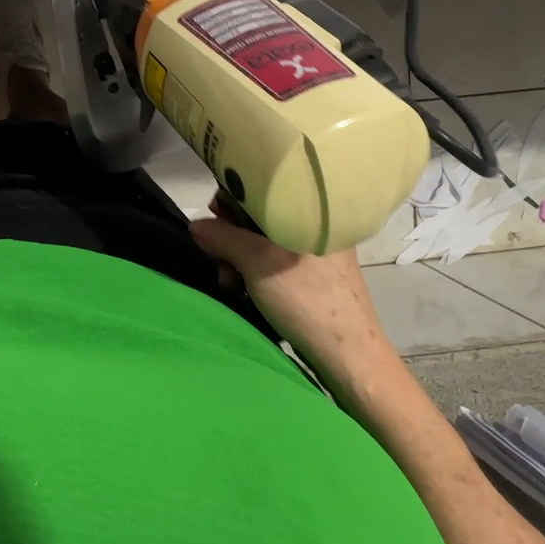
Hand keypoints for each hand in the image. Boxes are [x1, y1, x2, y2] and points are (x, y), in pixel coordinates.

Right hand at [190, 201, 395, 373]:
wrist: (349, 356)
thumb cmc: (306, 300)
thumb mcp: (256, 263)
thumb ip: (222, 237)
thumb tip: (195, 225)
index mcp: (311, 209)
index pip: (260, 187)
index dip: (230, 202)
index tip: (216, 225)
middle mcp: (315, 223)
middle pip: (256, 214)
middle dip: (230, 236)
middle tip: (221, 263)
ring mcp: (315, 249)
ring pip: (261, 238)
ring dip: (237, 256)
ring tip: (229, 282)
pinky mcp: (314, 272)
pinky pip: (273, 256)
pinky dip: (254, 267)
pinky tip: (243, 287)